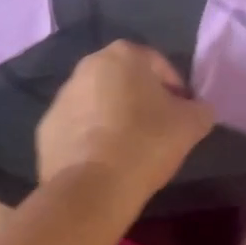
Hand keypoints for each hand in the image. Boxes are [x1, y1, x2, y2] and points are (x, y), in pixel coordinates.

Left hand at [36, 40, 214, 207]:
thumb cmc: (145, 143)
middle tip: (157, 131)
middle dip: (141, 101)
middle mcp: (89, 65)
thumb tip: (198, 110)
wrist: (91, 190)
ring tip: (129, 150)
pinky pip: (77, 128)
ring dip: (113, 118)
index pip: (160, 67)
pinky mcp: (46, 129)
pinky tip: (104, 162)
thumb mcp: (191, 124)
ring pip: (99, 103)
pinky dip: (90, 139)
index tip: (182, 118)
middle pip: (126, 81)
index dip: (176, 92)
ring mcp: (63, 96)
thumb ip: (200, 109)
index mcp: (124, 54)